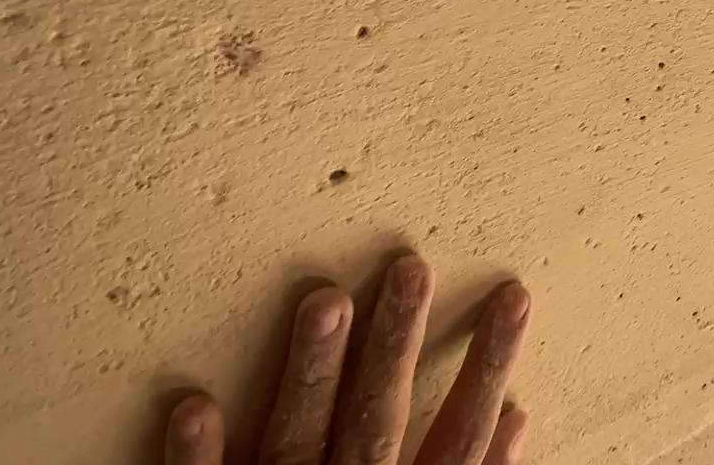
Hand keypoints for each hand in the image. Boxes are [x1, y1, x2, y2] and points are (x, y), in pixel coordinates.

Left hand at [165, 255, 531, 464]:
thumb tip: (521, 417)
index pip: (462, 432)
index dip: (491, 365)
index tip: (515, 296)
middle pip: (378, 418)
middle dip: (398, 342)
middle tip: (410, 269)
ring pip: (299, 439)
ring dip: (313, 371)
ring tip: (323, 300)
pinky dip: (198, 463)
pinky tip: (192, 408)